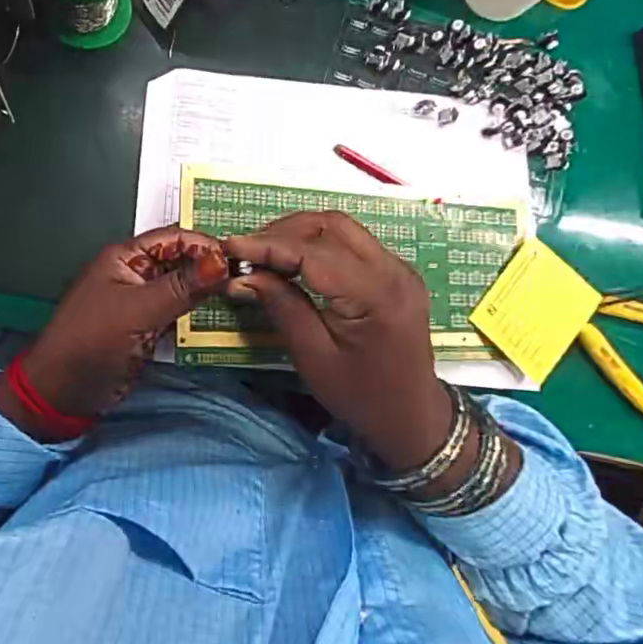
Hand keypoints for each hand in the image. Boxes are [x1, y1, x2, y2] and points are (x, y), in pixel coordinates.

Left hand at [0, 227, 227, 432]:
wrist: (62, 392)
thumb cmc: (89, 343)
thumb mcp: (137, 311)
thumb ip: (180, 286)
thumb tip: (222, 261)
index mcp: (124, 258)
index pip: (174, 238)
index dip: (205, 245)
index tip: (239, 259)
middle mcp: (134, 274)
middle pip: (181, 261)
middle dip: (210, 267)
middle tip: (248, 278)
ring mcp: (141, 302)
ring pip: (182, 287)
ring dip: (206, 291)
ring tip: (242, 295)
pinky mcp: (147, 328)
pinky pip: (178, 313)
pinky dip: (197, 314)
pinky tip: (222, 316)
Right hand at [222, 211, 453, 471]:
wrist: (412, 417)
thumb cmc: (360, 395)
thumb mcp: (313, 356)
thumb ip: (281, 306)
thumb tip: (243, 276)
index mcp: (376, 295)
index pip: (314, 252)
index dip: (268, 245)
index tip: (230, 247)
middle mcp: (393, 270)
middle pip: (330, 225)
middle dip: (281, 231)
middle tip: (244, 251)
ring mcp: (397, 268)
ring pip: (339, 227)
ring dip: (297, 232)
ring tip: (262, 253)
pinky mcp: (393, 272)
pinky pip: (349, 241)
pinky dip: (315, 242)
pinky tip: (291, 260)